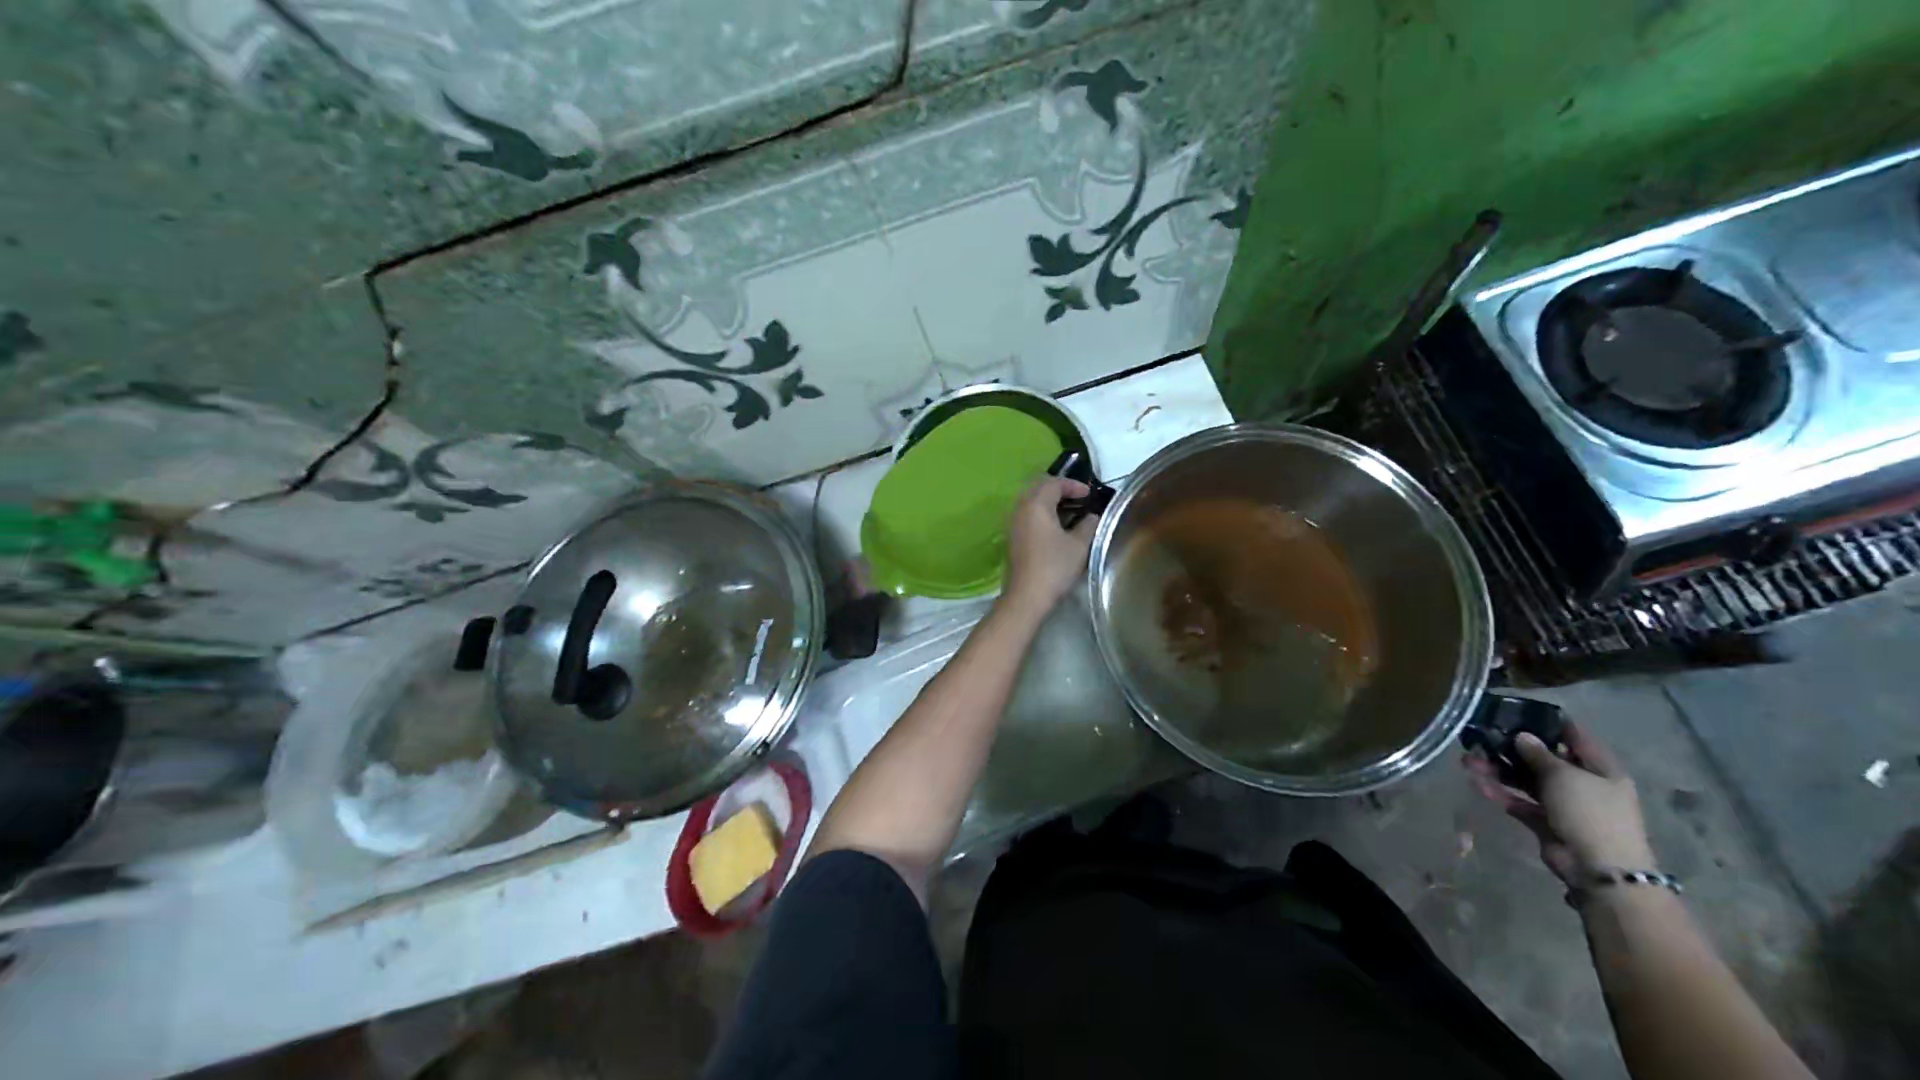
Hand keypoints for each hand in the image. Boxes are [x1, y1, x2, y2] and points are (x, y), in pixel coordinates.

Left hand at [1001, 475, 1095, 612]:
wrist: (1027, 596)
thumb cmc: (1055, 567)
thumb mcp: (1079, 545)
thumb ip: (1088, 525)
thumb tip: (1091, 516)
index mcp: (1035, 504)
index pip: (1054, 483)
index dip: (1073, 485)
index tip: (1089, 494)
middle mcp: (1020, 508)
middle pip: (1038, 487)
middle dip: (1059, 489)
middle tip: (1079, 498)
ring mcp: (1012, 523)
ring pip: (1031, 501)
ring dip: (1050, 502)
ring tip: (1070, 512)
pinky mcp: (1012, 537)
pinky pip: (1027, 514)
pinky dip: (1042, 513)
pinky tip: (1056, 526)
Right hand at [1465, 721, 1655, 884]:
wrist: (1600, 869)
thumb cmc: (1591, 813)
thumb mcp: (1565, 776)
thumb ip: (1539, 754)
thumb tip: (1522, 736)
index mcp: (1600, 768)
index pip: (1574, 736)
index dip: (1547, 722)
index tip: (1516, 711)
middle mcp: (1584, 783)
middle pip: (1543, 758)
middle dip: (1512, 748)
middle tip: (1481, 737)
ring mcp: (1564, 803)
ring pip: (1526, 780)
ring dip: (1499, 770)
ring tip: (1468, 760)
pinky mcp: (1546, 821)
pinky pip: (1519, 801)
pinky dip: (1500, 793)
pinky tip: (1477, 783)